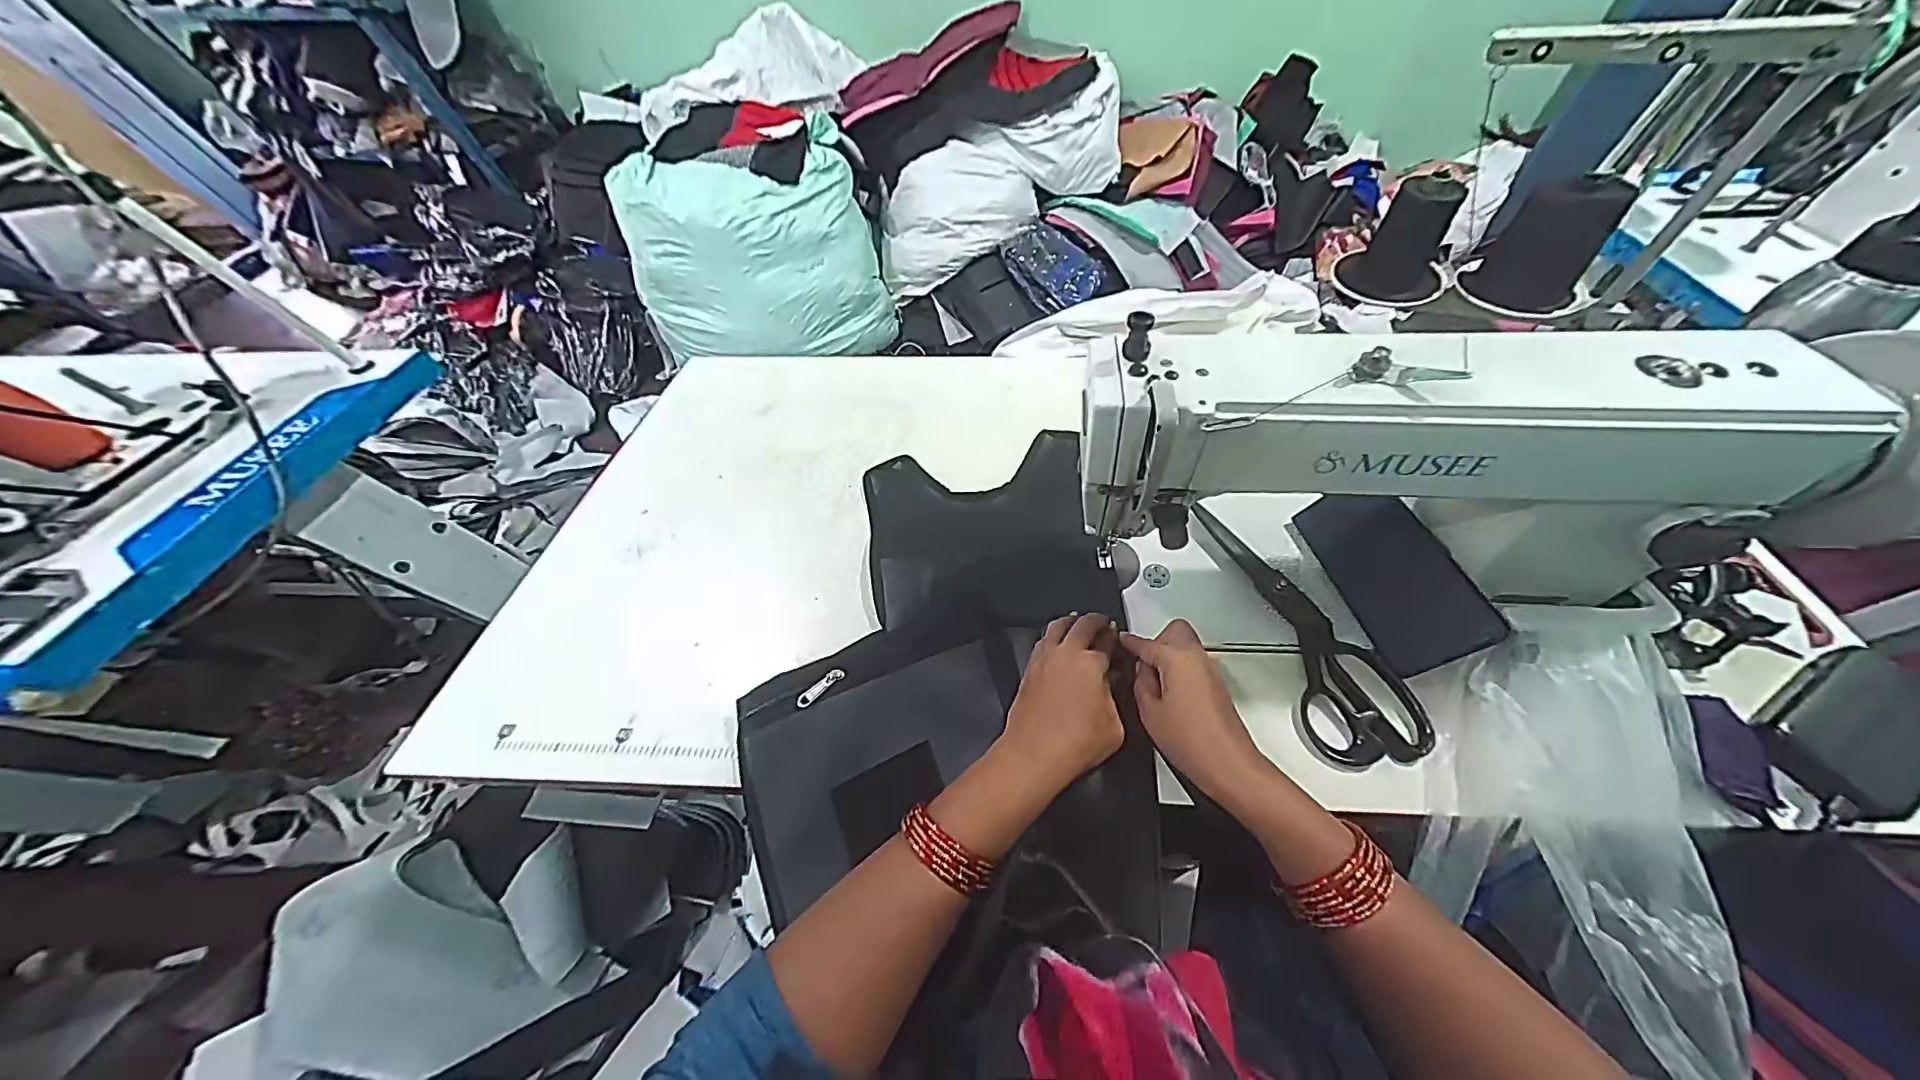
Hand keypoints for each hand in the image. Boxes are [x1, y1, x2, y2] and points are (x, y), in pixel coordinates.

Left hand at [1000, 613, 1125, 791]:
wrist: (1033, 754)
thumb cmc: (1072, 744)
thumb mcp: (1115, 726)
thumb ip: (1114, 700)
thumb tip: (1109, 690)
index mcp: (1090, 663)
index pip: (1107, 640)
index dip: (1114, 636)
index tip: (1117, 636)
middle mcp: (1065, 655)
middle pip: (1082, 624)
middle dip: (1095, 621)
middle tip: (1101, 622)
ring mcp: (1043, 660)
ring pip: (1056, 626)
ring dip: (1070, 622)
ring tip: (1077, 623)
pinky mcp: (1028, 671)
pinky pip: (1042, 643)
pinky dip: (1052, 637)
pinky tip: (1055, 645)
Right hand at [1120, 619, 1267, 802]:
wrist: (1228, 765)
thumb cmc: (1194, 743)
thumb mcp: (1149, 712)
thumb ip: (1140, 683)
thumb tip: (1140, 672)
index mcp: (1177, 660)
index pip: (1147, 642)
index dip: (1130, 642)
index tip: (1123, 641)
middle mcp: (1198, 659)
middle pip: (1174, 631)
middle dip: (1156, 641)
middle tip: (1141, 665)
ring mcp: (1211, 672)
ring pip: (1186, 647)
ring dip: (1169, 657)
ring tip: (1154, 687)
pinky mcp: (1217, 686)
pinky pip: (1194, 666)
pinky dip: (1180, 672)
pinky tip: (1169, 697)